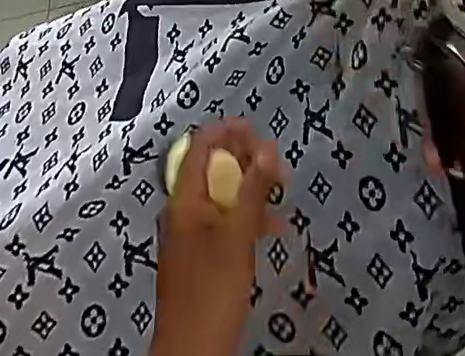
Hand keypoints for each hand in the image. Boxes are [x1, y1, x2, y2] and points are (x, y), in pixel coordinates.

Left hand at [150, 121, 286, 355]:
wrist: (192, 352)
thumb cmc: (212, 289)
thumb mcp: (239, 234)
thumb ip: (254, 188)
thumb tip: (268, 146)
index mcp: (184, 199)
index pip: (201, 145)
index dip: (228, 131)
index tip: (259, 130)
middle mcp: (184, 209)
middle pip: (213, 165)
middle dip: (246, 158)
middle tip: (277, 165)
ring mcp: (191, 231)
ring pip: (223, 191)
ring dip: (251, 185)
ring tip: (281, 190)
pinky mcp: (202, 251)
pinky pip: (225, 216)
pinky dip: (247, 212)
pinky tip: (272, 225)